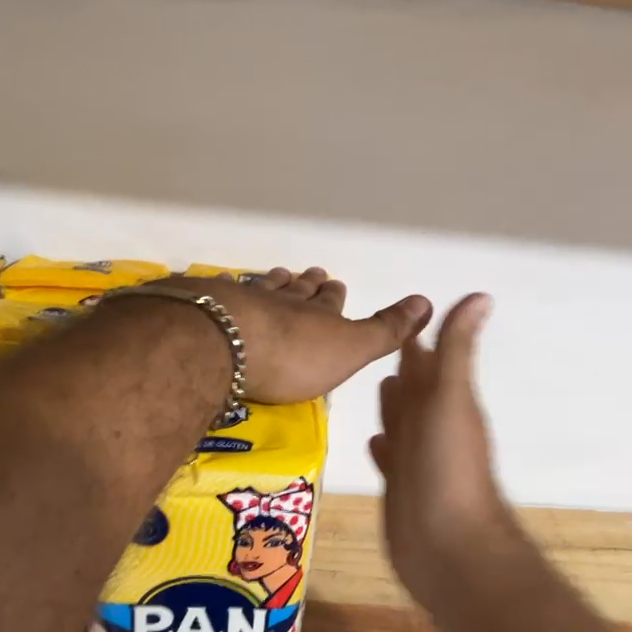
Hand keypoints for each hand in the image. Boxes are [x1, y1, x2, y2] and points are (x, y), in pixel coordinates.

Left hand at [155, 268, 431, 403]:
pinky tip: (221, 290)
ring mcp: (241, 302)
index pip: (330, 302)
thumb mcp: (350, 349)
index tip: (334, 283)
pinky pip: (219, 295)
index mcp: (316, 316)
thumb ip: (385, 330)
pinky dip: (225, 292)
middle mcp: (281, 303)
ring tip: (275, 276)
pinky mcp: (205, 309)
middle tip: (309, 275)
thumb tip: (426, 301)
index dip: (333, 294)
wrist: (224, 344)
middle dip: (305, 284)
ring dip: (270, 283)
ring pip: (261, 289)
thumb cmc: (293, 356)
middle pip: (296, 290)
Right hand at [369, 293, 514, 607]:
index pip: (425, 361)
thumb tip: (481, 295)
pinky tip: (375, 441)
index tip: (402, 312)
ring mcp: (418, 459)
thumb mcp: (451, 398)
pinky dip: (385, 446)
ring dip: (393, 405)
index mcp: (444, 401)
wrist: (449, 547)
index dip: (414, 338)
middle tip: (378, 345)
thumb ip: (456, 350)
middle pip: (413, 390)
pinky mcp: (403, 488)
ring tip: (377, 382)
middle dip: (401, 368)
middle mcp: (431, 426)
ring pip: (402, 422)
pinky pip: (392, 458)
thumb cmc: (449, 468)